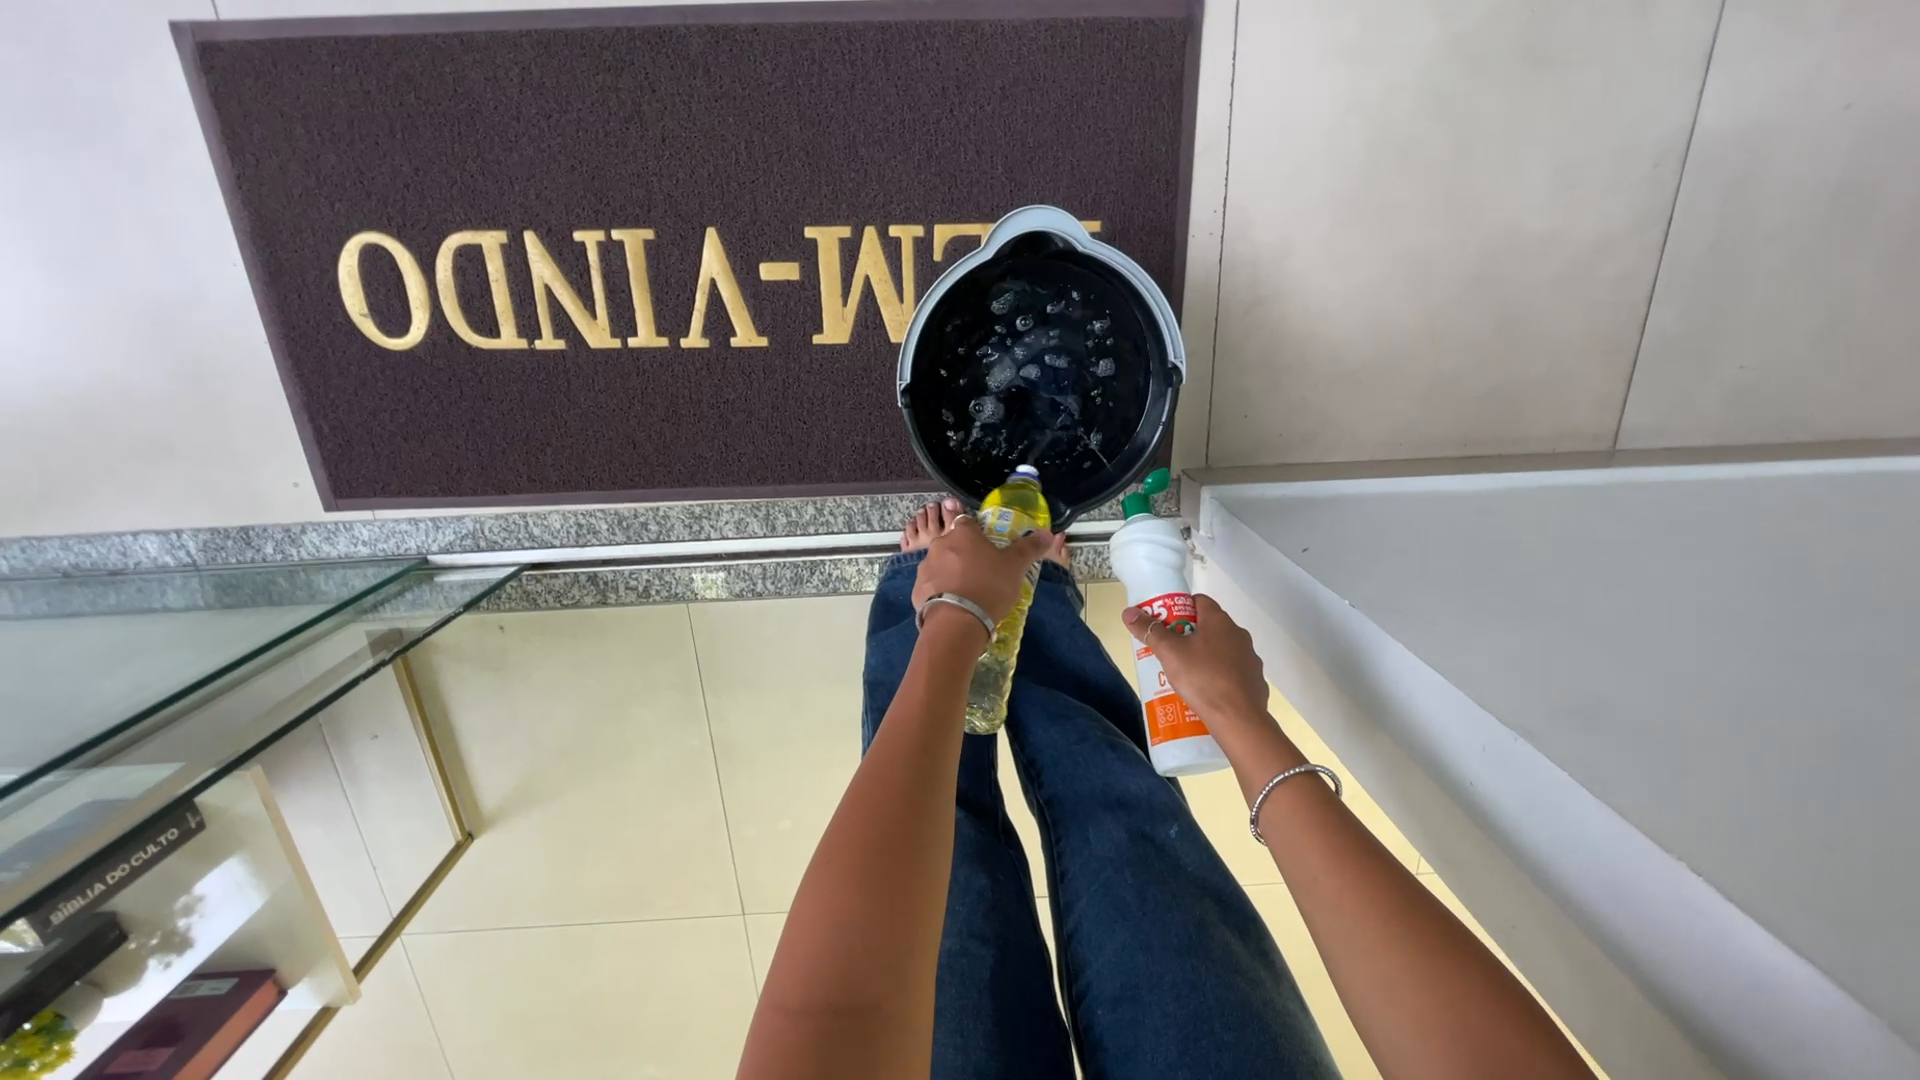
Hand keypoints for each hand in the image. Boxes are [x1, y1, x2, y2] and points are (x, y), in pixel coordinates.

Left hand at [912, 517, 1053, 624]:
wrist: (957, 621)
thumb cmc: (989, 586)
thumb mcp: (1016, 566)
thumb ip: (1030, 547)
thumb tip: (1047, 533)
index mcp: (963, 533)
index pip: (968, 523)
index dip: (977, 534)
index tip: (986, 548)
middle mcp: (940, 544)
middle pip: (953, 544)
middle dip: (963, 556)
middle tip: (980, 574)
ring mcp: (925, 567)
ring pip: (940, 566)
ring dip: (950, 574)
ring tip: (967, 594)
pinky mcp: (916, 590)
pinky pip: (931, 587)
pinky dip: (940, 593)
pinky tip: (953, 606)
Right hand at [1123, 594, 1269, 726]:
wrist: (1237, 718)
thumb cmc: (1202, 678)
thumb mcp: (1169, 653)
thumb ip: (1150, 631)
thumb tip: (1129, 612)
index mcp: (1219, 621)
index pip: (1199, 600)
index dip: (1180, 608)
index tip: (1166, 624)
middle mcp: (1239, 634)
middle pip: (1210, 626)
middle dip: (1190, 635)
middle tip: (1171, 651)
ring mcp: (1250, 658)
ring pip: (1223, 650)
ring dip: (1206, 656)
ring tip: (1187, 675)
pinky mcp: (1255, 681)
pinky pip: (1234, 672)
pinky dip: (1221, 677)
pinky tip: (1208, 692)